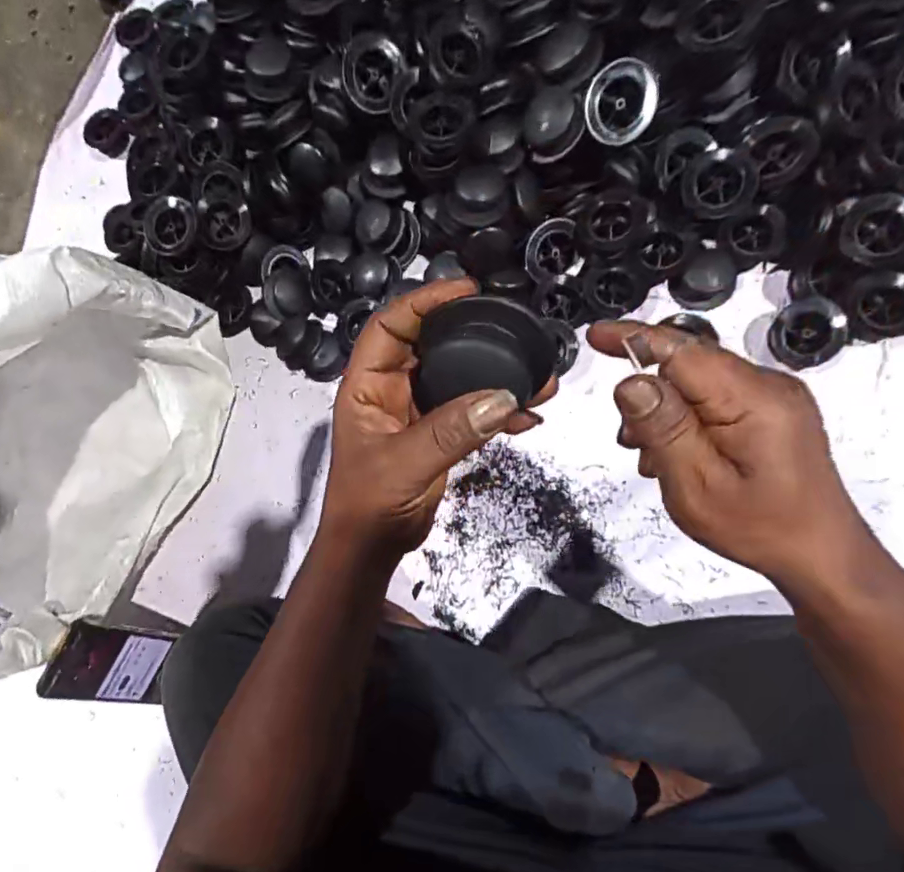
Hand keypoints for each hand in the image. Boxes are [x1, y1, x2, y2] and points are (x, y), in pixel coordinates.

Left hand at [321, 278, 552, 564]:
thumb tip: (502, 398)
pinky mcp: (439, 440)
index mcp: (366, 387)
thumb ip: (450, 431)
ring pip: (458, 382)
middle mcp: (391, 394)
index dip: (422, 303)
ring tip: (537, 377)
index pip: (390, 327)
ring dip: (494, 378)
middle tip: (510, 328)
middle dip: (469, 336)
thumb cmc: (367, 504)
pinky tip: (527, 417)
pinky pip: (472, 415)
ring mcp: (417, 416)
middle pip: (431, 348)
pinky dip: (499, 415)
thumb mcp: (404, 463)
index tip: (464, 292)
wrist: (371, 548)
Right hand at [588, 320, 874, 589]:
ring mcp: (772, 398)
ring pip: (697, 383)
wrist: (817, 551)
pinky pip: (715, 399)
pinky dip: (686, 421)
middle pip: (688, 363)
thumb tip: (632, 383)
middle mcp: (768, 388)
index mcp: (753, 401)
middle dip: (648, 394)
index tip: (599, 336)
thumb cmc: (765, 527)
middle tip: (631, 438)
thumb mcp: (696, 486)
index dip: (634, 339)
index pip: (682, 349)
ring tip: (657, 458)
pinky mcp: (769, 411)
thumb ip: (663, 429)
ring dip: (665, 413)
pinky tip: (679, 455)